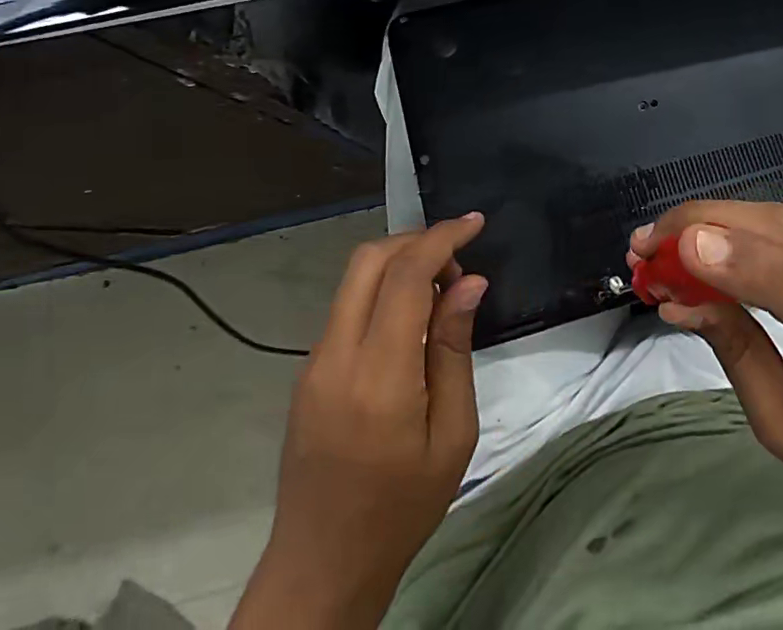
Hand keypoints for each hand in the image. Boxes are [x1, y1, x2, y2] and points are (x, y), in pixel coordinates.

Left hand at [233, 214, 487, 629]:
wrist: (323, 560)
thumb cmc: (402, 508)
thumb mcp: (451, 436)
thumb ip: (453, 351)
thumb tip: (469, 284)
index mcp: (378, 374)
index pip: (405, 276)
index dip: (441, 238)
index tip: (474, 222)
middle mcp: (336, 353)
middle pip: (367, 261)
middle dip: (415, 241)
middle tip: (458, 263)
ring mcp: (314, 360)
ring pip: (352, 281)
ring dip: (397, 266)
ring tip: (442, 292)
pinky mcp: (308, 370)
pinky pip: (346, 310)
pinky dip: (380, 293)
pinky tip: (410, 321)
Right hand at [628, 200, 782, 533]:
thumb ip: (737, 356)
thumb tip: (680, 301)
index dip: (751, 266)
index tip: (681, 251)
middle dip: (703, 226)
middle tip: (640, 247)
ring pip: (778, 219)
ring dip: (708, 219)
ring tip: (654, 243)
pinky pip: (781, 227)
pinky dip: (728, 225)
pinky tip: (692, 240)